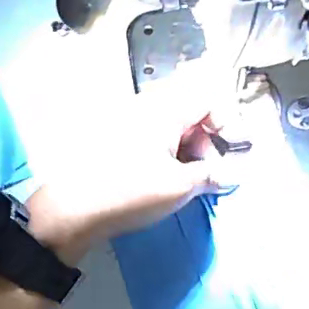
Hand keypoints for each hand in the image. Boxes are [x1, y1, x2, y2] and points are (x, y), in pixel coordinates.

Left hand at [23, 94, 227, 263]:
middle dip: (207, 142)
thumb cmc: (130, 191)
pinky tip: (166, 182)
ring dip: (188, 152)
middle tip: (210, 174)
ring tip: (188, 183)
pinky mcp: (115, 142)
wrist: (73, 209)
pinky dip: (168, 157)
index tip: (235, 149)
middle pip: (190, 113)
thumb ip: (211, 176)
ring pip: (171, 129)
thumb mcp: (179, 186)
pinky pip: (153, 140)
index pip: (208, 99)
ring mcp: (127, 123)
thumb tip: (231, 174)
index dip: (228, 122)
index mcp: (163, 110)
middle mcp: (145, 108)